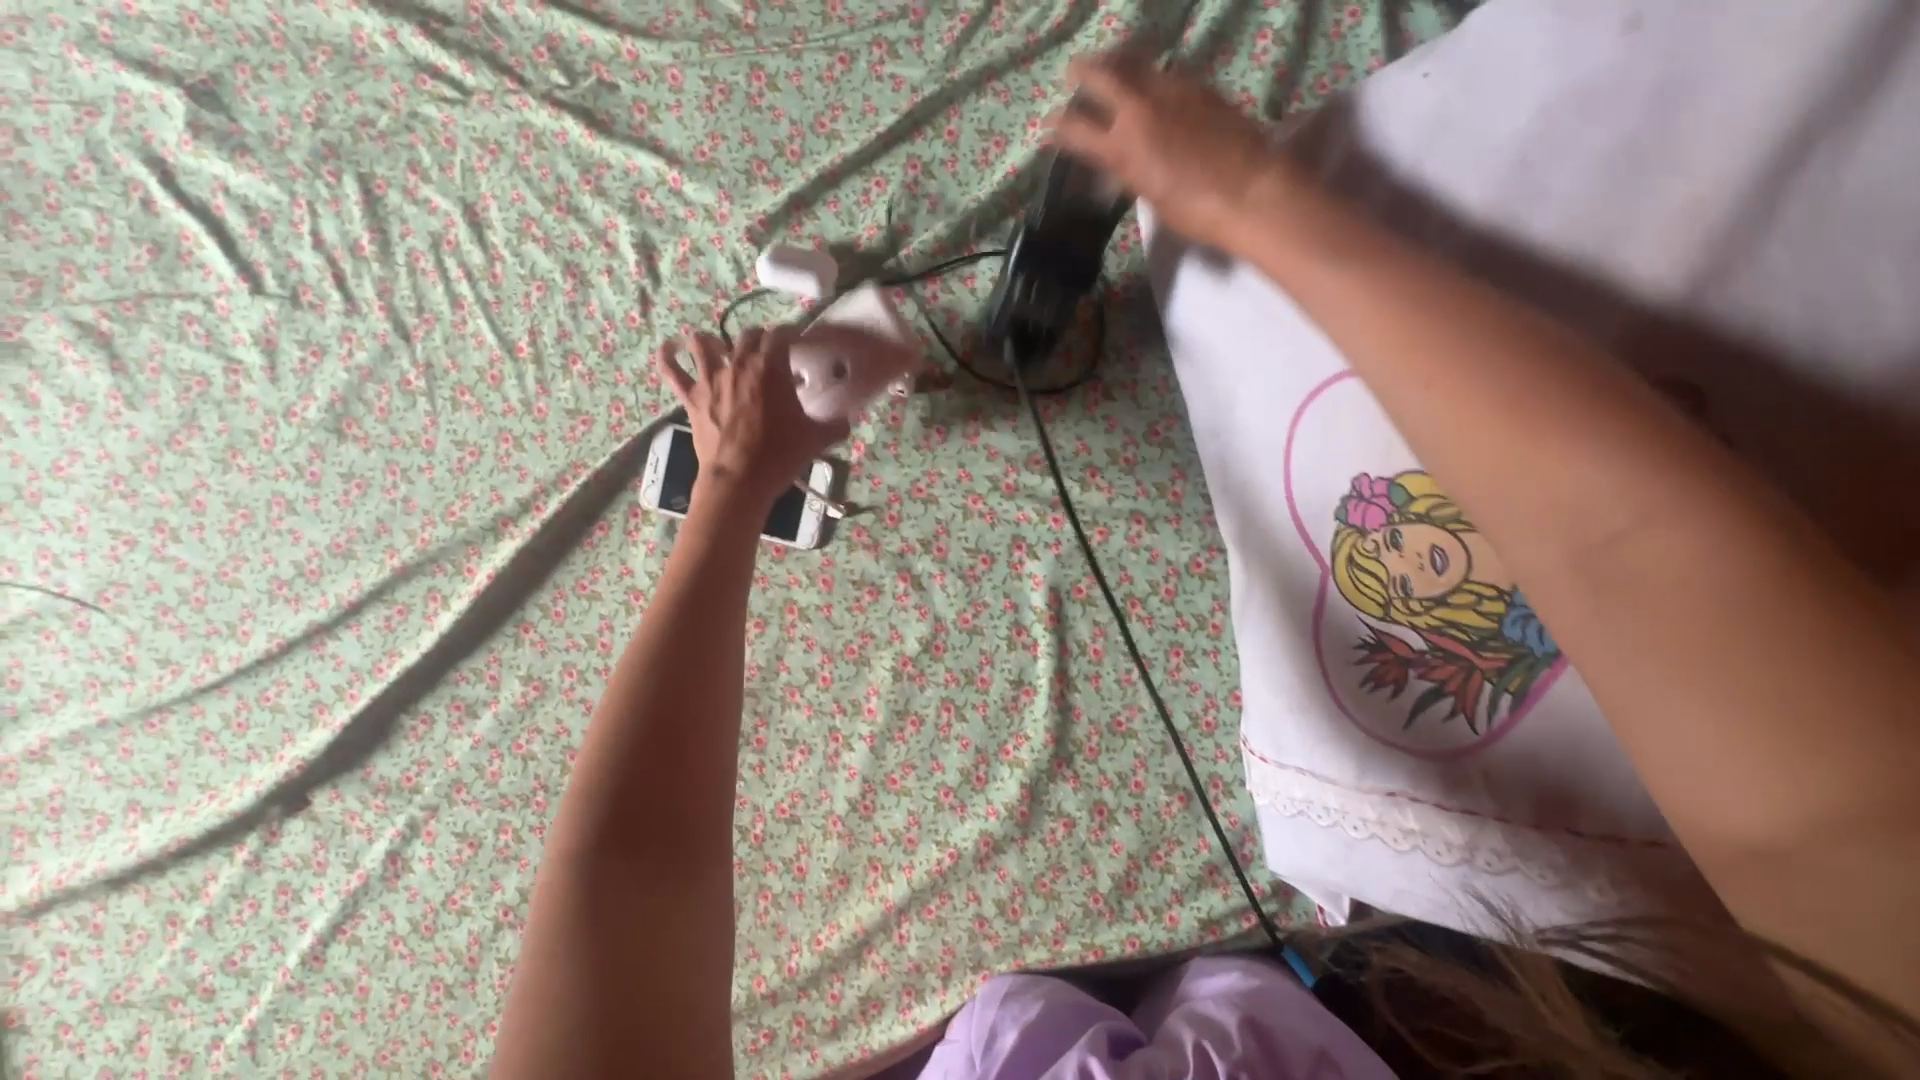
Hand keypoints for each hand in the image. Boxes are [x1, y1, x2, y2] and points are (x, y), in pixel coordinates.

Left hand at [655, 325, 847, 508]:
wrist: (739, 481)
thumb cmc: (779, 456)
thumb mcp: (816, 440)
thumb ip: (834, 425)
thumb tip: (847, 420)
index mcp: (771, 367)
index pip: (781, 334)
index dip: (791, 335)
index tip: (797, 344)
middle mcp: (739, 364)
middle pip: (748, 335)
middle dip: (760, 339)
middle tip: (769, 353)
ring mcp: (710, 379)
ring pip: (704, 342)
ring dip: (713, 341)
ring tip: (720, 348)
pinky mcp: (691, 398)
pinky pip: (672, 369)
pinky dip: (669, 356)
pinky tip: (671, 348)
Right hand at [1050, 53, 1294, 255]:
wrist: (1252, 192)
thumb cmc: (1197, 211)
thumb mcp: (1151, 196)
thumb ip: (1131, 171)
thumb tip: (1121, 160)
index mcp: (1122, 147)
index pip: (1075, 129)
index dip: (1057, 128)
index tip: (1047, 126)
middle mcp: (1140, 110)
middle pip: (1101, 75)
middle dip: (1082, 72)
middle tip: (1074, 72)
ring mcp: (1172, 91)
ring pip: (1135, 63)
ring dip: (1118, 63)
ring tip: (1112, 65)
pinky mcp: (1201, 86)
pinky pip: (1167, 71)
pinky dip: (1152, 74)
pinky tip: (1155, 83)